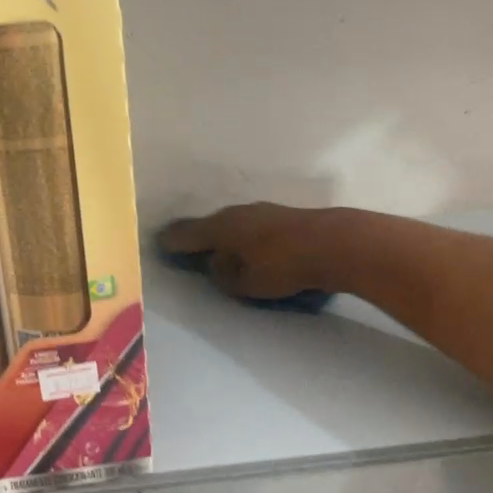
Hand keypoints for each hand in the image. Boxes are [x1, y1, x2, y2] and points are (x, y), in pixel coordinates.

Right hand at [156, 203, 339, 299]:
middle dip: (195, 236)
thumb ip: (224, 275)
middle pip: (209, 225)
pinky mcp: (282, 217)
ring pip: (232, 224)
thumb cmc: (283, 265)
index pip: (187, 234)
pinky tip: (245, 246)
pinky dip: (241, 236)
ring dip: (221, 235)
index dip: (172, 241)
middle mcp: (237, 213)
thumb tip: (216, 265)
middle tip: (180, 246)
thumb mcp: (245, 281)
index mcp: (222, 227)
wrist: (335, 244)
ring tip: (213, 247)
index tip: (157, 244)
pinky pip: (251, 228)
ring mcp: (262, 211)